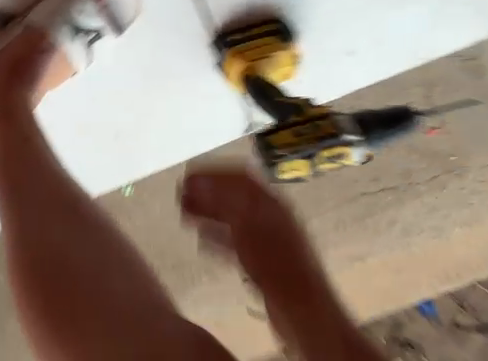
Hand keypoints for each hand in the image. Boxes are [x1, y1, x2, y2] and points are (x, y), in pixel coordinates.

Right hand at [179, 165, 301, 278]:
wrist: (305, 315)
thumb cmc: (280, 269)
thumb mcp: (249, 229)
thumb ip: (224, 203)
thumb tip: (197, 182)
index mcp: (271, 204)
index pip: (239, 176)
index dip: (212, 173)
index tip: (187, 176)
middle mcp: (270, 218)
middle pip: (234, 195)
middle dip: (207, 192)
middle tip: (182, 193)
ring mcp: (267, 241)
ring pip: (232, 218)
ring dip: (209, 213)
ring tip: (185, 212)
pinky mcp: (263, 264)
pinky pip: (235, 242)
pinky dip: (216, 237)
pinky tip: (201, 241)